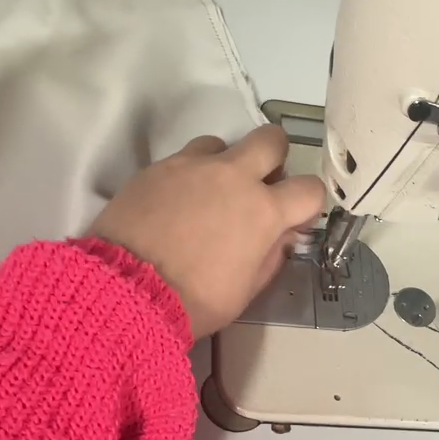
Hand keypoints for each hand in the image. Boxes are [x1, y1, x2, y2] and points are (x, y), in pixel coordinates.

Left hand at [89, 125, 325, 336]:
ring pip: (223, 144)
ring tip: (209, 197)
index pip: (310, 189)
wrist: (128, 290)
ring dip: (225, 165)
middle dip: (274, 160)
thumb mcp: (245, 291)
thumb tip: (282, 236)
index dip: (307, 204)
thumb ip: (270, 256)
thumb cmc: (195, 300)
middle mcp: (233, 176)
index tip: (294, 220)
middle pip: (271, 139)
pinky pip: (184, 158)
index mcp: (263, 211)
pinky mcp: (158, 166)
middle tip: (259, 189)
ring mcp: (193, 165)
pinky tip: (177, 204)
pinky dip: (190, 176)